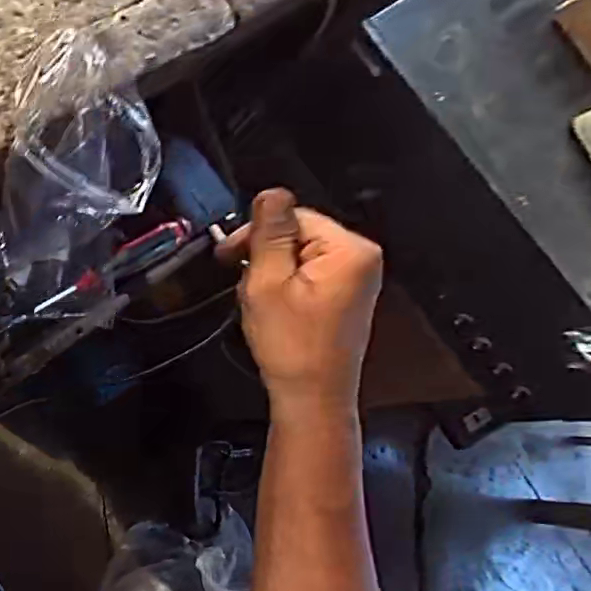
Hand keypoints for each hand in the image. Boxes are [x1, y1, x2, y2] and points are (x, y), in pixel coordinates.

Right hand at [217, 188, 381, 411]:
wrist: (311, 397)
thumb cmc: (292, 349)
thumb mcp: (267, 283)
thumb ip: (269, 234)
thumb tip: (271, 194)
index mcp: (349, 251)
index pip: (294, 215)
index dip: (257, 234)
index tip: (229, 254)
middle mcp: (360, 260)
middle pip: (299, 234)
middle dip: (264, 255)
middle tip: (240, 280)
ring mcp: (355, 279)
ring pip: (299, 255)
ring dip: (271, 272)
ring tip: (258, 301)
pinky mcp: (345, 295)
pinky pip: (308, 274)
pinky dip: (285, 286)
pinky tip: (272, 308)